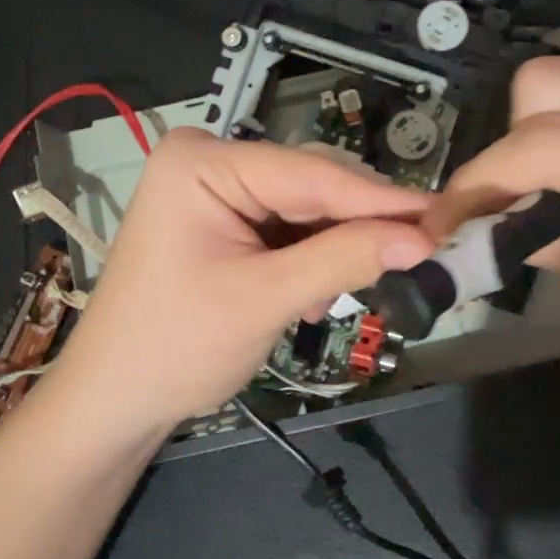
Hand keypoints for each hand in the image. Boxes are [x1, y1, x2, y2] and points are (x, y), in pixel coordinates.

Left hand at [45, 129, 433, 434]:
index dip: (382, 200)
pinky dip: (315, 258)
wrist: (116, 398)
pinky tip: (320, 294)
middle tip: (425, 251)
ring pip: (308, 207)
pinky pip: (290, 227)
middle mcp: (210, 160)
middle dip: (362, 224)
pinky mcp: (225, 220)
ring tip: (369, 282)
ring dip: (340, 246)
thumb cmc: (176, 346)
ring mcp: (216, 189)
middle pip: (313, 184)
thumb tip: (424, 238)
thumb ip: (344, 260)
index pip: (313, 173)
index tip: (444, 217)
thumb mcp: (266, 299)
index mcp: (203, 161)